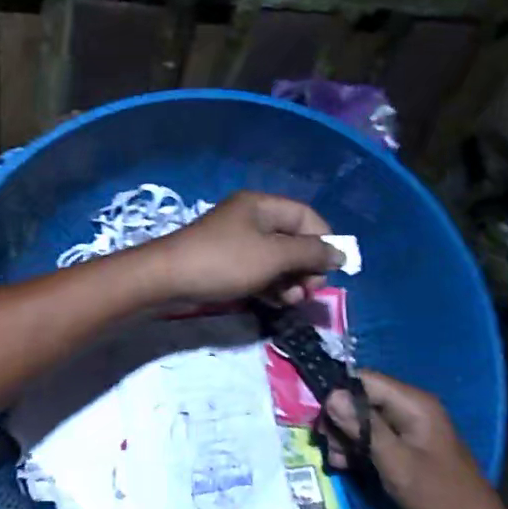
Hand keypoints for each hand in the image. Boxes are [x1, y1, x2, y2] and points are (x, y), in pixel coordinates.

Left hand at [141, 191, 342, 304]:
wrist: (166, 279)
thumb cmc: (223, 262)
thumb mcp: (273, 256)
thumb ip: (310, 253)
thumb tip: (340, 253)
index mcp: (262, 205)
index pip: (308, 216)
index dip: (324, 242)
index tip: (330, 272)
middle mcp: (251, 218)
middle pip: (294, 239)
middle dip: (306, 266)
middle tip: (306, 292)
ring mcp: (237, 241)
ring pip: (277, 259)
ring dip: (290, 281)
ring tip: (289, 301)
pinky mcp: (226, 263)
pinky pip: (259, 271)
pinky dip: (271, 285)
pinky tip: (275, 303)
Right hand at [321, 370, 507, 508]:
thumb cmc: (435, 493)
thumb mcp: (394, 460)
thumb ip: (363, 426)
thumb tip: (331, 395)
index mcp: (412, 402)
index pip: (364, 379)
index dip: (338, 393)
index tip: (320, 419)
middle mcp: (409, 407)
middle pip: (361, 398)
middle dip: (339, 420)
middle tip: (327, 445)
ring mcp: (407, 427)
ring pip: (362, 419)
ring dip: (345, 437)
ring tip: (336, 460)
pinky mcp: (403, 445)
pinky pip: (372, 436)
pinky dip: (356, 447)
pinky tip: (345, 465)